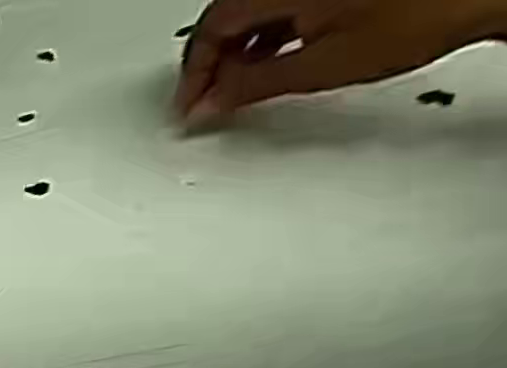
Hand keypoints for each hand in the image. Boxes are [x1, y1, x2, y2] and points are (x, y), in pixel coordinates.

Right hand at [175, 0, 506, 123]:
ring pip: (260, 6)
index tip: (190, 103)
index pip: (209, 30)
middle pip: (230, 14)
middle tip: (211, 95)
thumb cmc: (431, 10)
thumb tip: (209, 102)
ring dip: (247, 44)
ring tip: (250, 79)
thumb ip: (249, 87)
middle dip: (216, 59)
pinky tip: (288, 51)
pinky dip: (280, 27)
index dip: (194, 74)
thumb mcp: (317, 67)